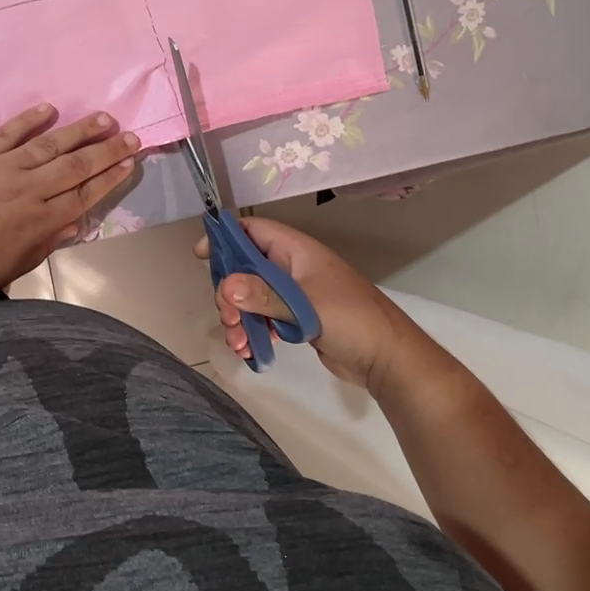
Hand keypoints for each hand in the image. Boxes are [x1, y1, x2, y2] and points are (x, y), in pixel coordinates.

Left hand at [0, 104, 139, 308]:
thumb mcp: (10, 269)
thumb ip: (44, 244)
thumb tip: (74, 221)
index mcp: (36, 225)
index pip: (84, 196)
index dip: (110, 179)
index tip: (131, 164)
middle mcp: (26, 192)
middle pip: (76, 166)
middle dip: (107, 151)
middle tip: (132, 137)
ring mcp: (0, 170)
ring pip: (49, 145)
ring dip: (80, 130)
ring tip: (104, 119)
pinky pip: (8, 133)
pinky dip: (29, 120)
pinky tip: (50, 109)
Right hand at [194, 217, 409, 389]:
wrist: (387, 359)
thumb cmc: (351, 320)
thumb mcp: (304, 306)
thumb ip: (263, 296)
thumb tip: (225, 286)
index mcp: (297, 251)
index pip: (253, 231)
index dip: (226, 239)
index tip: (202, 257)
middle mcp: (293, 268)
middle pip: (245, 268)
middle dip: (229, 292)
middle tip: (227, 317)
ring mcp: (295, 294)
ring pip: (252, 297)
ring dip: (239, 317)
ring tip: (239, 341)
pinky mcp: (297, 319)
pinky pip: (264, 318)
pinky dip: (253, 331)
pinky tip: (248, 350)